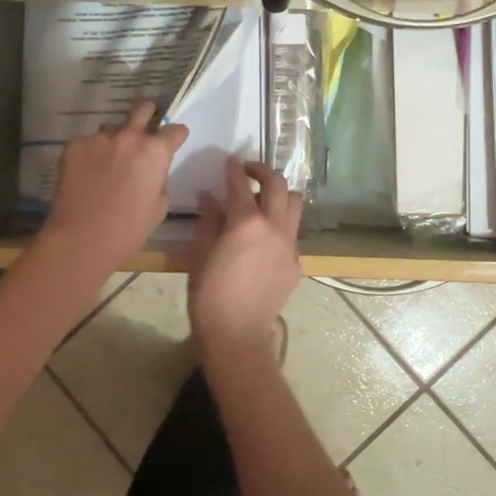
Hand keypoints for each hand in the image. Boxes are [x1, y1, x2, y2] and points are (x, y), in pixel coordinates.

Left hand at [40, 100, 188, 270]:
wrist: (81, 238)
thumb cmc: (128, 229)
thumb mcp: (159, 207)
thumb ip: (160, 178)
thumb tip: (152, 168)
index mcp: (155, 152)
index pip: (175, 130)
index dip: (176, 136)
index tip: (173, 141)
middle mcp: (129, 137)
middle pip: (142, 109)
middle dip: (147, 111)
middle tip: (144, 121)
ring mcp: (99, 138)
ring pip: (111, 129)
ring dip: (114, 140)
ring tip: (106, 163)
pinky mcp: (74, 145)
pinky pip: (87, 143)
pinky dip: (90, 155)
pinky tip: (85, 175)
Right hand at [188, 157, 303, 359]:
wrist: (237, 334)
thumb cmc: (209, 295)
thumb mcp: (200, 254)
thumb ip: (208, 221)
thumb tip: (210, 197)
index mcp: (246, 223)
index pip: (241, 185)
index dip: (234, 169)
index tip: (230, 160)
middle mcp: (274, 227)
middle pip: (277, 184)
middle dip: (262, 171)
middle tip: (248, 172)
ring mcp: (289, 246)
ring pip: (295, 204)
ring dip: (280, 194)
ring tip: (264, 199)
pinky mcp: (296, 264)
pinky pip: (293, 233)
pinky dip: (281, 225)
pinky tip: (266, 237)